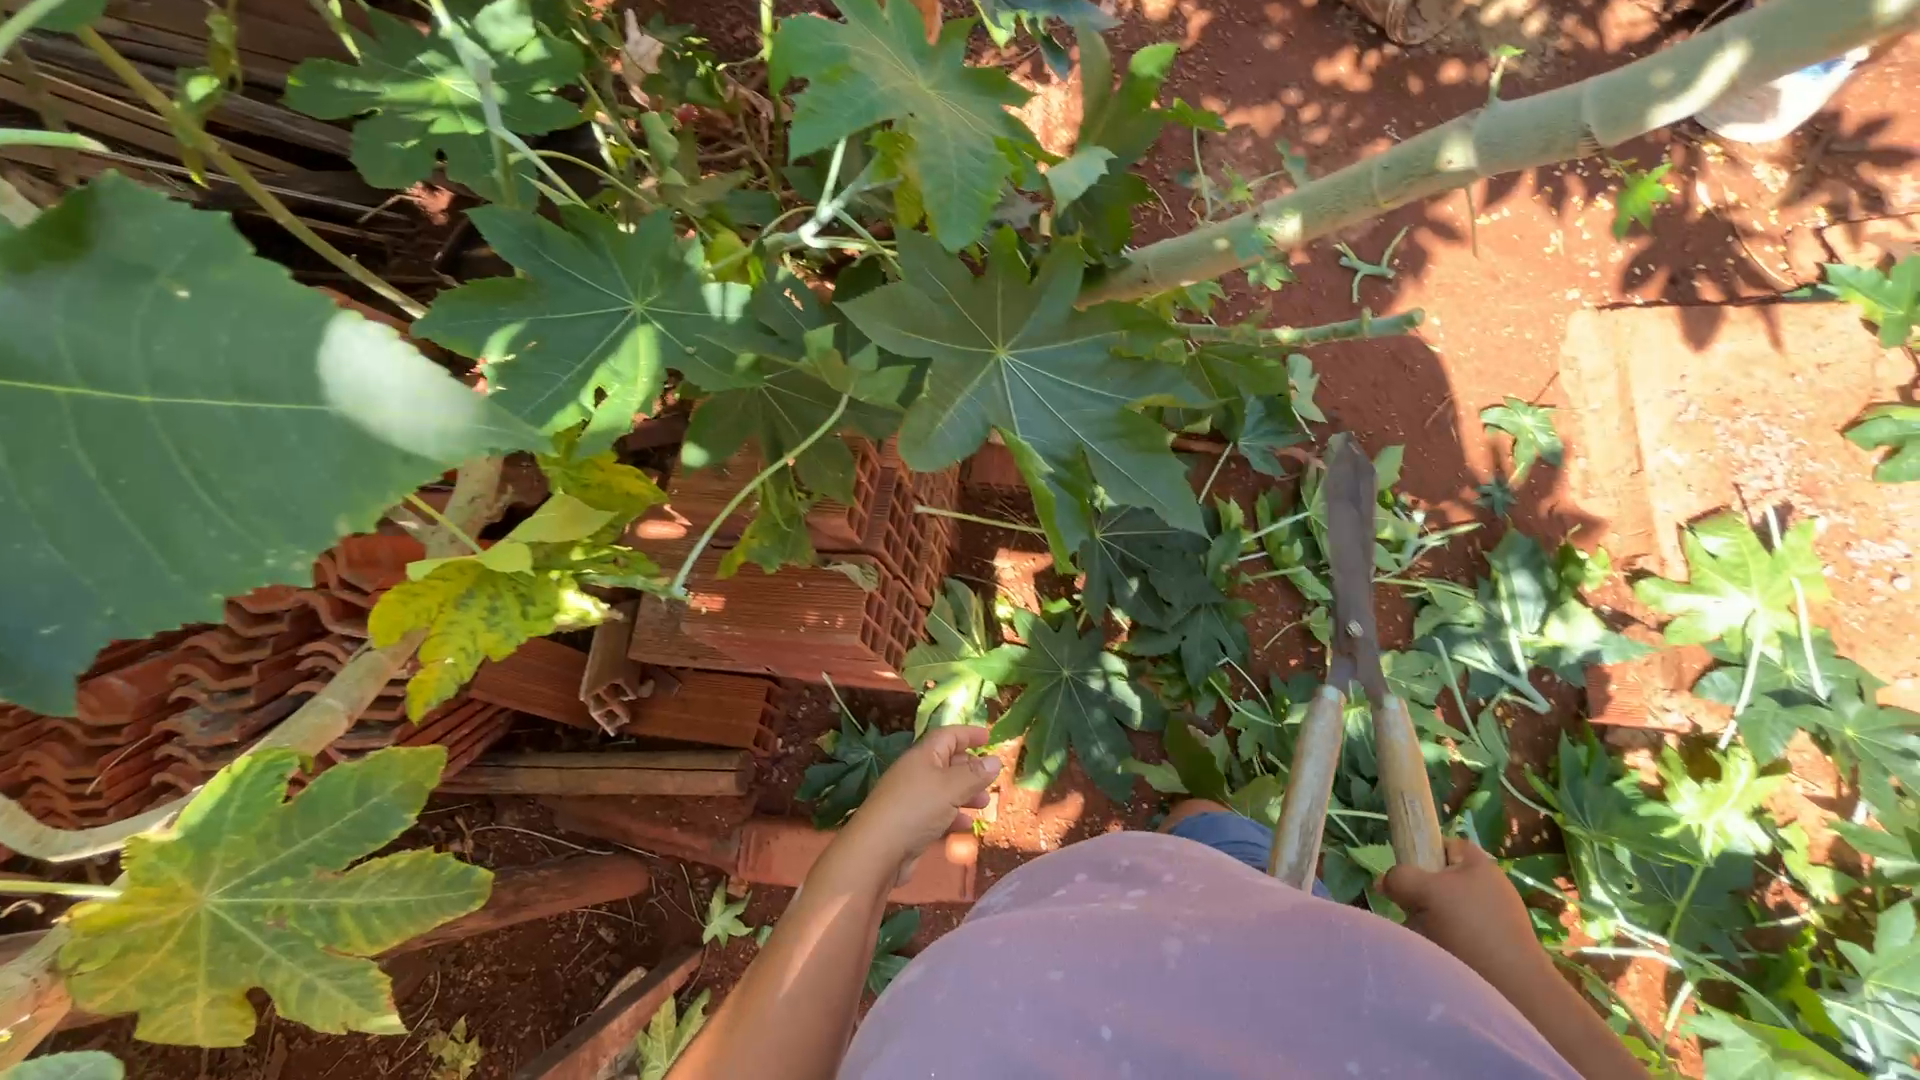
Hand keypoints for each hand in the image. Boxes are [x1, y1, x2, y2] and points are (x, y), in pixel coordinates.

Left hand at [843, 726, 999, 883]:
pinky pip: (937, 814)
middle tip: (990, 779)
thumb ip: (975, 775)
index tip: (988, 736)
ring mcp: (912, 799)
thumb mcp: (951, 787)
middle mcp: (916, 773)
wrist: (878, 850)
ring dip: (965, 795)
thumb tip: (995, 760)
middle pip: (947, 763)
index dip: (968, 734)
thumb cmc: (917, 809)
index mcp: (923, 756)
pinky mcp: (910, 824)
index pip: (948, 736)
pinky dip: (953, 816)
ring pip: (944, 790)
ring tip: (984, 804)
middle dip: (970, 769)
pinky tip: (966, 825)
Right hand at [1380, 837, 1544, 980]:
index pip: (1447, 844)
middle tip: (1411, 907)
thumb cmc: (1469, 926)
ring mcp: (1497, 919)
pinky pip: (1460, 935)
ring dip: (1429, 920)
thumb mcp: (1422, 890)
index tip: (1409, 872)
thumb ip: (1397, 877)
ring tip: (1425, 936)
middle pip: (1442, 879)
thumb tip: (1384, 883)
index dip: (1425, 852)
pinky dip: (1446, 942)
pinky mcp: (1497, 946)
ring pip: (1446, 909)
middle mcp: (1491, 887)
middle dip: (1422, 893)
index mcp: (1480, 865)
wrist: (1514, 987)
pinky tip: (1442, 954)